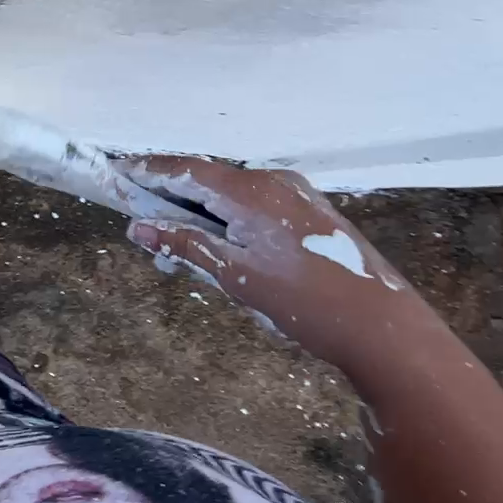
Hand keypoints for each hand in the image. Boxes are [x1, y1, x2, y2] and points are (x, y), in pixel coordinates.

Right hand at [117, 155, 443, 370]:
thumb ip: (184, 244)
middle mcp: (274, 182)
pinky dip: (224, 214)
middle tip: (138, 209)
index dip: (147, 170)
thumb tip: (137, 227)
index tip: (116, 171)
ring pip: (230, 192)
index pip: (186, 170)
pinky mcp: (311, 213)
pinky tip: (215, 238)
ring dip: (197, 207)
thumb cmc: (303, 302)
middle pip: (208, 177)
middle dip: (170, 192)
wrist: (386, 332)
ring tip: (172, 232)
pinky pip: (253, 202)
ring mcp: (297, 195)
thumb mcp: (234, 275)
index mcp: (252, 191)